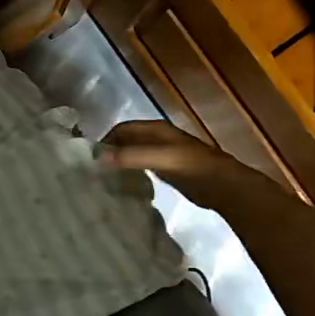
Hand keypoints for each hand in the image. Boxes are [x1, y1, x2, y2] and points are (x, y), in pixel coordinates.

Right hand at [100, 120, 295, 218]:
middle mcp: (158, 138)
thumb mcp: (160, 159)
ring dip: (120, 163)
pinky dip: (131, 173)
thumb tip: (97, 158)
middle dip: (111, 151)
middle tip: (93, 171)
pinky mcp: (168, 170)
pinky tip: (125, 186)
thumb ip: (131, 157)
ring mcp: (164, 154)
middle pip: (127, 141)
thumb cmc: (192, 167)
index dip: (106, 139)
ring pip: (134, 154)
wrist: (224, 186)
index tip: (90, 159)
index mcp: (156, 129)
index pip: (122, 129)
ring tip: (104, 179)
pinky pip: (142, 167)